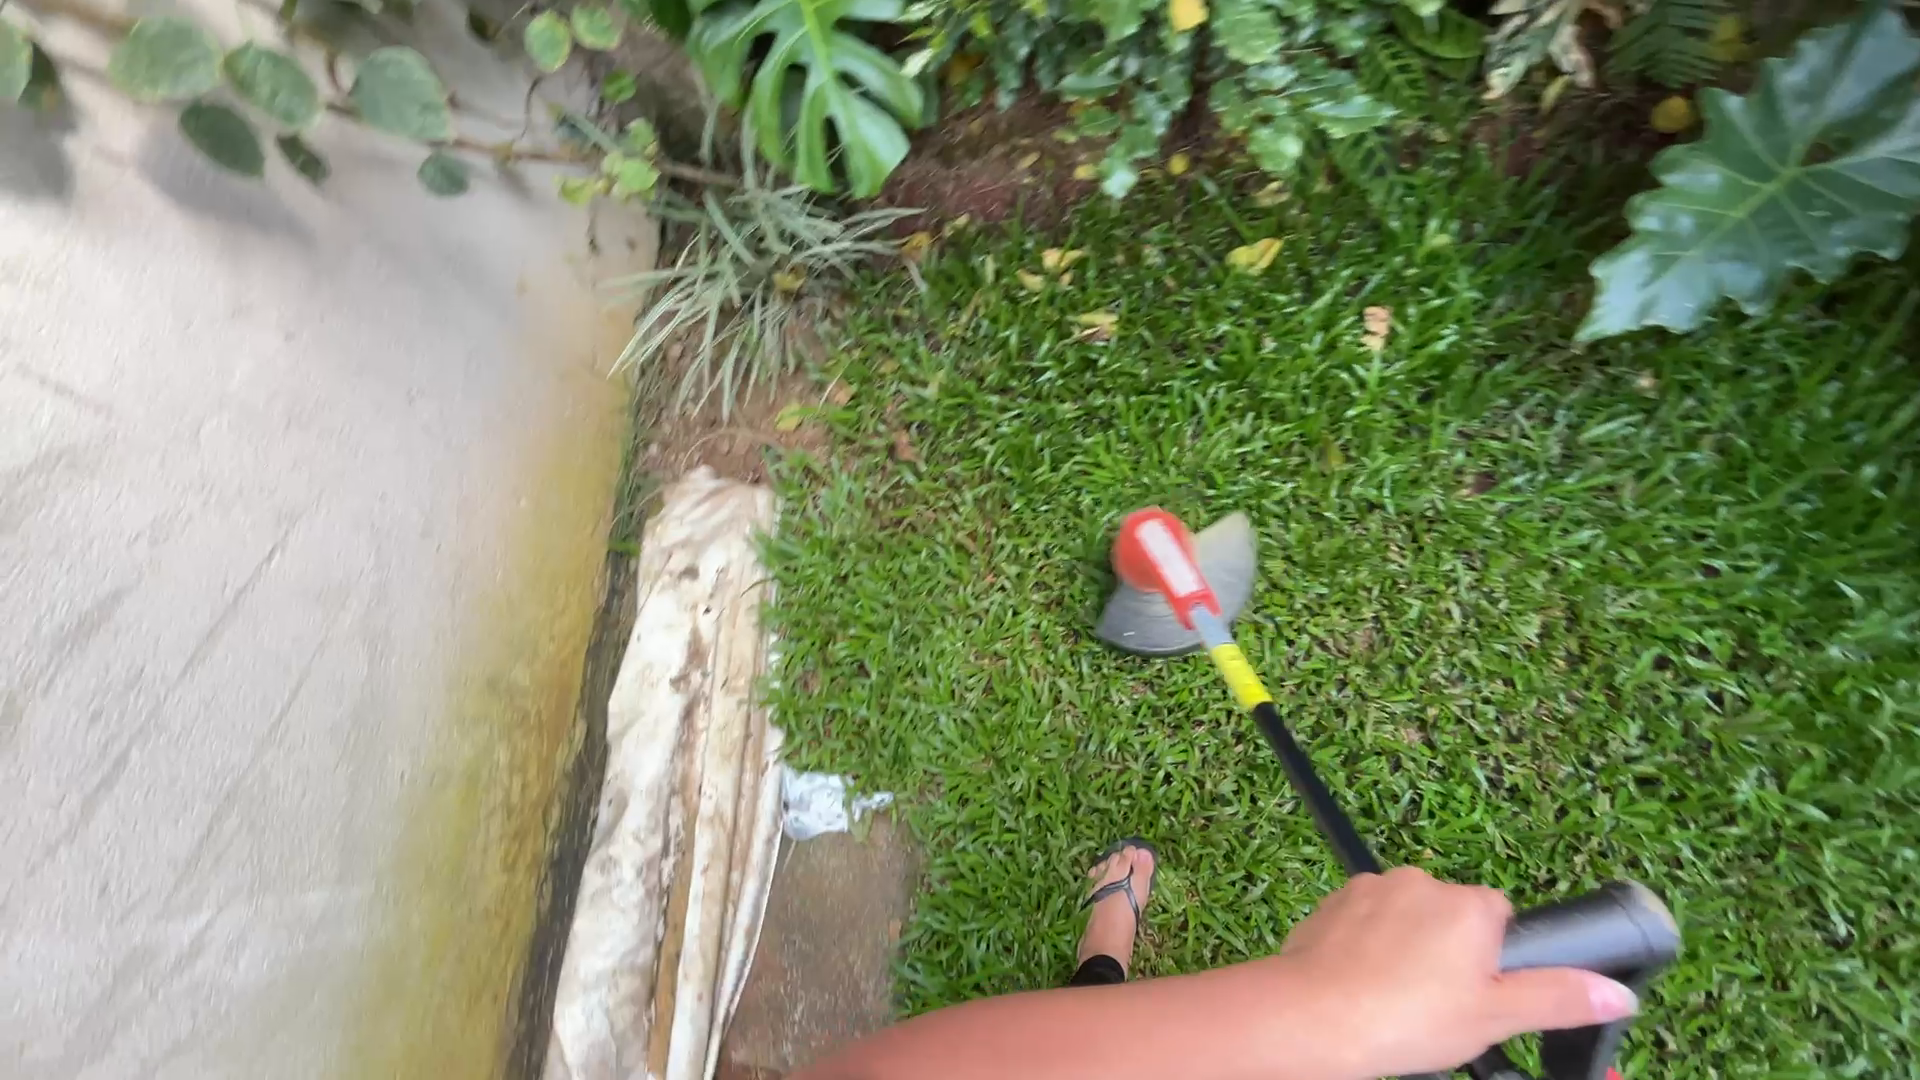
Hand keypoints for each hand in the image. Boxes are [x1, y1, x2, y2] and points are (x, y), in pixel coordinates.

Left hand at [1270, 866, 1639, 1079]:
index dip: (1496, 952)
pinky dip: (1371, 942)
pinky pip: (1368, 917)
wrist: (1320, 1010)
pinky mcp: (1336, 898)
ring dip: (1410, 944)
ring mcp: (1371, 886)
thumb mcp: (1496, 1016)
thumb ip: (1556, 997)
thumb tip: (1617, 992)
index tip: (1482, 986)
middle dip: (1452, 948)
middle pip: (1450, 912)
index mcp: (1465, 904)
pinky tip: (1366, 978)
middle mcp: (1418, 881)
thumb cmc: (1412, 1016)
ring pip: (1407, 915)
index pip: (1499, 912)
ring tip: (1401, 994)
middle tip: (1442, 998)